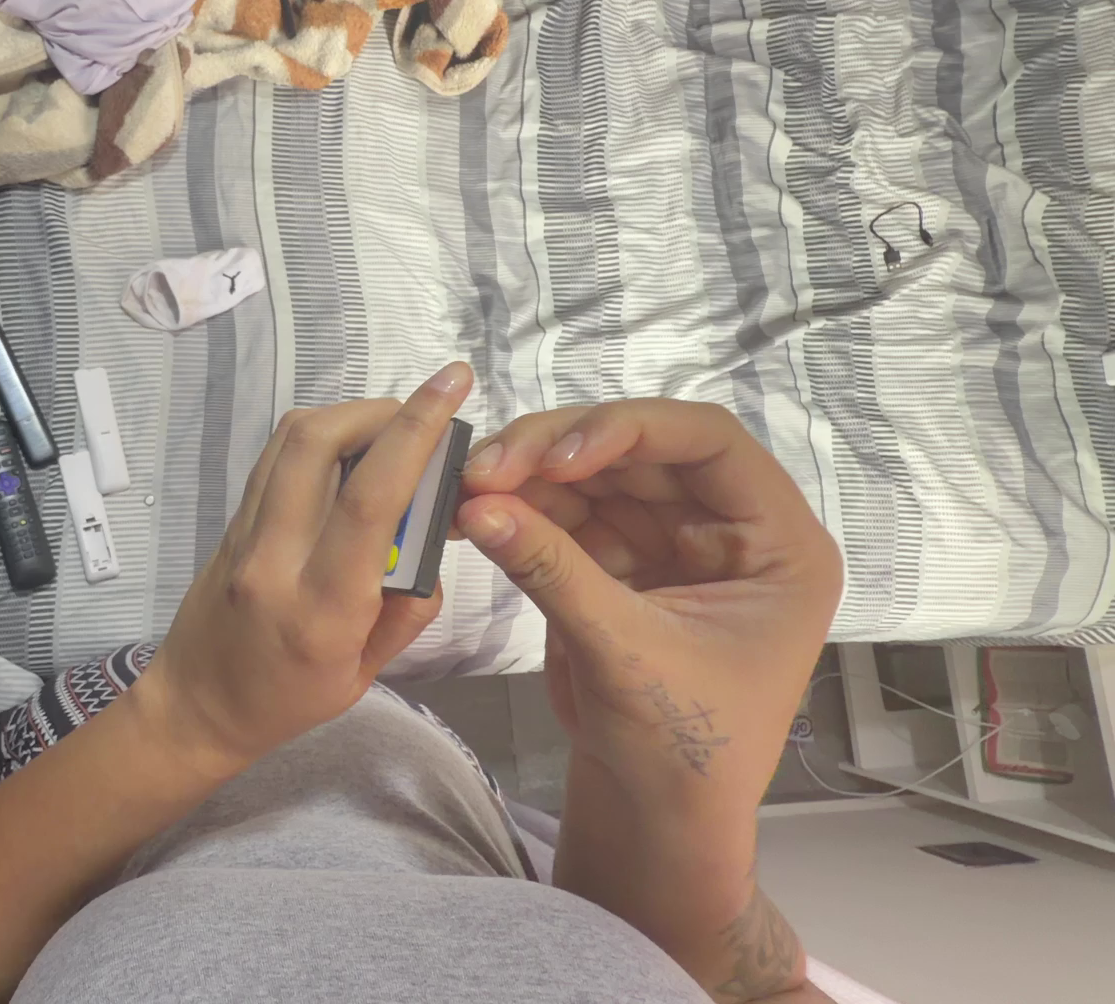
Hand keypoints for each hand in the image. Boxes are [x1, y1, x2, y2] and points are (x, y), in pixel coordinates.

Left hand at [132, 363, 473, 773]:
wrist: (194, 704)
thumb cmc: (285, 702)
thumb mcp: (364, 675)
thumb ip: (407, 608)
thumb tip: (430, 537)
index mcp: (321, 607)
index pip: (371, 498)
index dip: (416, 431)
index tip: (451, 383)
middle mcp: (274, 557)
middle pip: (319, 443)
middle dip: (379, 410)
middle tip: (418, 416)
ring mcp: (242, 533)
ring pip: (290, 440)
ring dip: (345, 416)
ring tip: (385, 431)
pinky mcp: (228, 522)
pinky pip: (272, 459)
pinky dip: (314, 437)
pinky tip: (342, 454)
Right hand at [457, 400, 842, 818]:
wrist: (651, 803)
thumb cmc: (680, 744)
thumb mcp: (622, 652)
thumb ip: (550, 571)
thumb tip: (473, 508)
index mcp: (770, 541)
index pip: (705, 442)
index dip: (627, 431)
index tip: (555, 461)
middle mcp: (715, 525)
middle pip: (629, 451)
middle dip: (550, 453)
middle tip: (480, 472)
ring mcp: (656, 539)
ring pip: (583, 475)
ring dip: (520, 477)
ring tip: (463, 490)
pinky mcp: (606, 559)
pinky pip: (554, 514)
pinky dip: (510, 510)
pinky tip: (471, 514)